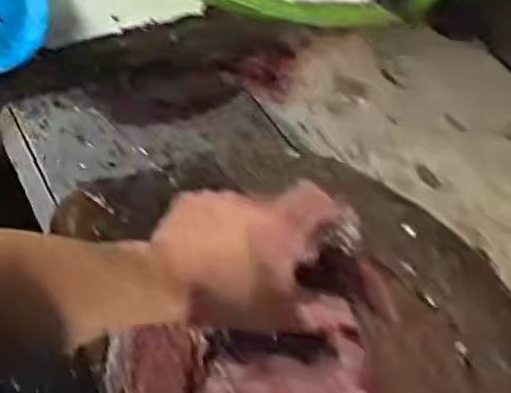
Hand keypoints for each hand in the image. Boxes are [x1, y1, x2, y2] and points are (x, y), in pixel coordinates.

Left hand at [149, 181, 349, 330]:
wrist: (167, 278)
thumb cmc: (232, 296)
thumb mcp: (286, 312)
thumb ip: (322, 308)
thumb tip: (343, 307)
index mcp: (277, 224)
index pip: (314, 197)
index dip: (328, 209)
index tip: (331, 228)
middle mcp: (246, 200)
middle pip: (276, 207)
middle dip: (284, 229)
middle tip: (283, 258)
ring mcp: (213, 196)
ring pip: (243, 208)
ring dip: (250, 226)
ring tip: (243, 254)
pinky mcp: (188, 198)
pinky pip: (216, 207)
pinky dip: (222, 222)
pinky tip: (214, 244)